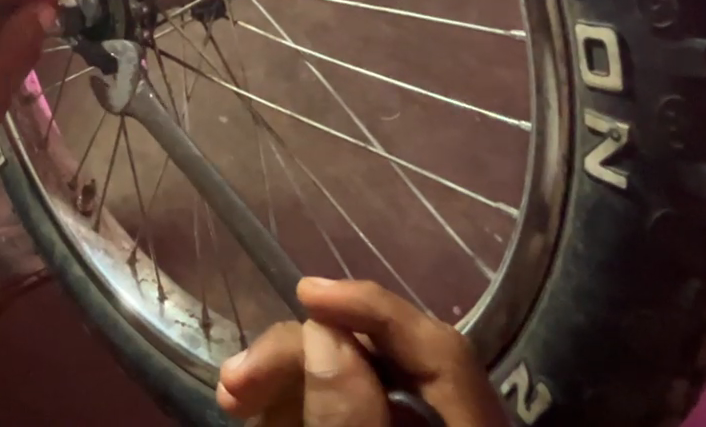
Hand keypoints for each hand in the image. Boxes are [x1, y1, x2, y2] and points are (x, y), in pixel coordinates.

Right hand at [217, 278, 506, 426]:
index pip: (439, 349)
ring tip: (233, 392)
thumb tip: (322, 333)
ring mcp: (403, 418)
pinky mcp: (371, 419)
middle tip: (236, 379)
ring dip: (282, 373)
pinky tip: (252, 401)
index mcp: (473, 424)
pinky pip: (328, 396)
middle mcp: (443, 414)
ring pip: (343, 371)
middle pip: (378, 356)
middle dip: (300, 352)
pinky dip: (287, 396)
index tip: (305, 292)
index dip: (373, 309)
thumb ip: (353, 421)